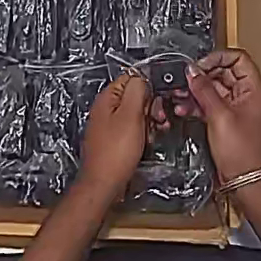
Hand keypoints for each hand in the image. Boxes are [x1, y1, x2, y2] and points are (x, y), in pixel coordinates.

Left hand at [76, 73, 154, 206]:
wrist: (104, 184)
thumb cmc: (116, 151)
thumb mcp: (130, 114)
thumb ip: (137, 90)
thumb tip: (142, 76)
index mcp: (107, 98)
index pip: (131, 78)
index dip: (147, 87)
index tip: (156, 100)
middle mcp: (106, 109)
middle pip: (135, 96)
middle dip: (150, 106)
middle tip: (157, 119)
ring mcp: (109, 125)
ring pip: (136, 113)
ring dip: (149, 120)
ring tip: (153, 132)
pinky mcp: (114, 139)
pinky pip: (133, 128)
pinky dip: (143, 132)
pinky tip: (147, 141)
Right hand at [174, 49, 260, 183]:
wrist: (247, 182)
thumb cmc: (245, 155)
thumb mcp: (219, 116)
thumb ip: (204, 90)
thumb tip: (193, 71)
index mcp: (254, 89)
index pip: (238, 58)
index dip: (217, 57)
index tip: (200, 65)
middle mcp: (249, 96)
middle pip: (225, 72)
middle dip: (203, 75)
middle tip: (187, 81)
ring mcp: (239, 109)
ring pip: (216, 89)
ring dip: (198, 91)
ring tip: (182, 96)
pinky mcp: (230, 121)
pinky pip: (213, 104)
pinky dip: (200, 104)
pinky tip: (187, 108)